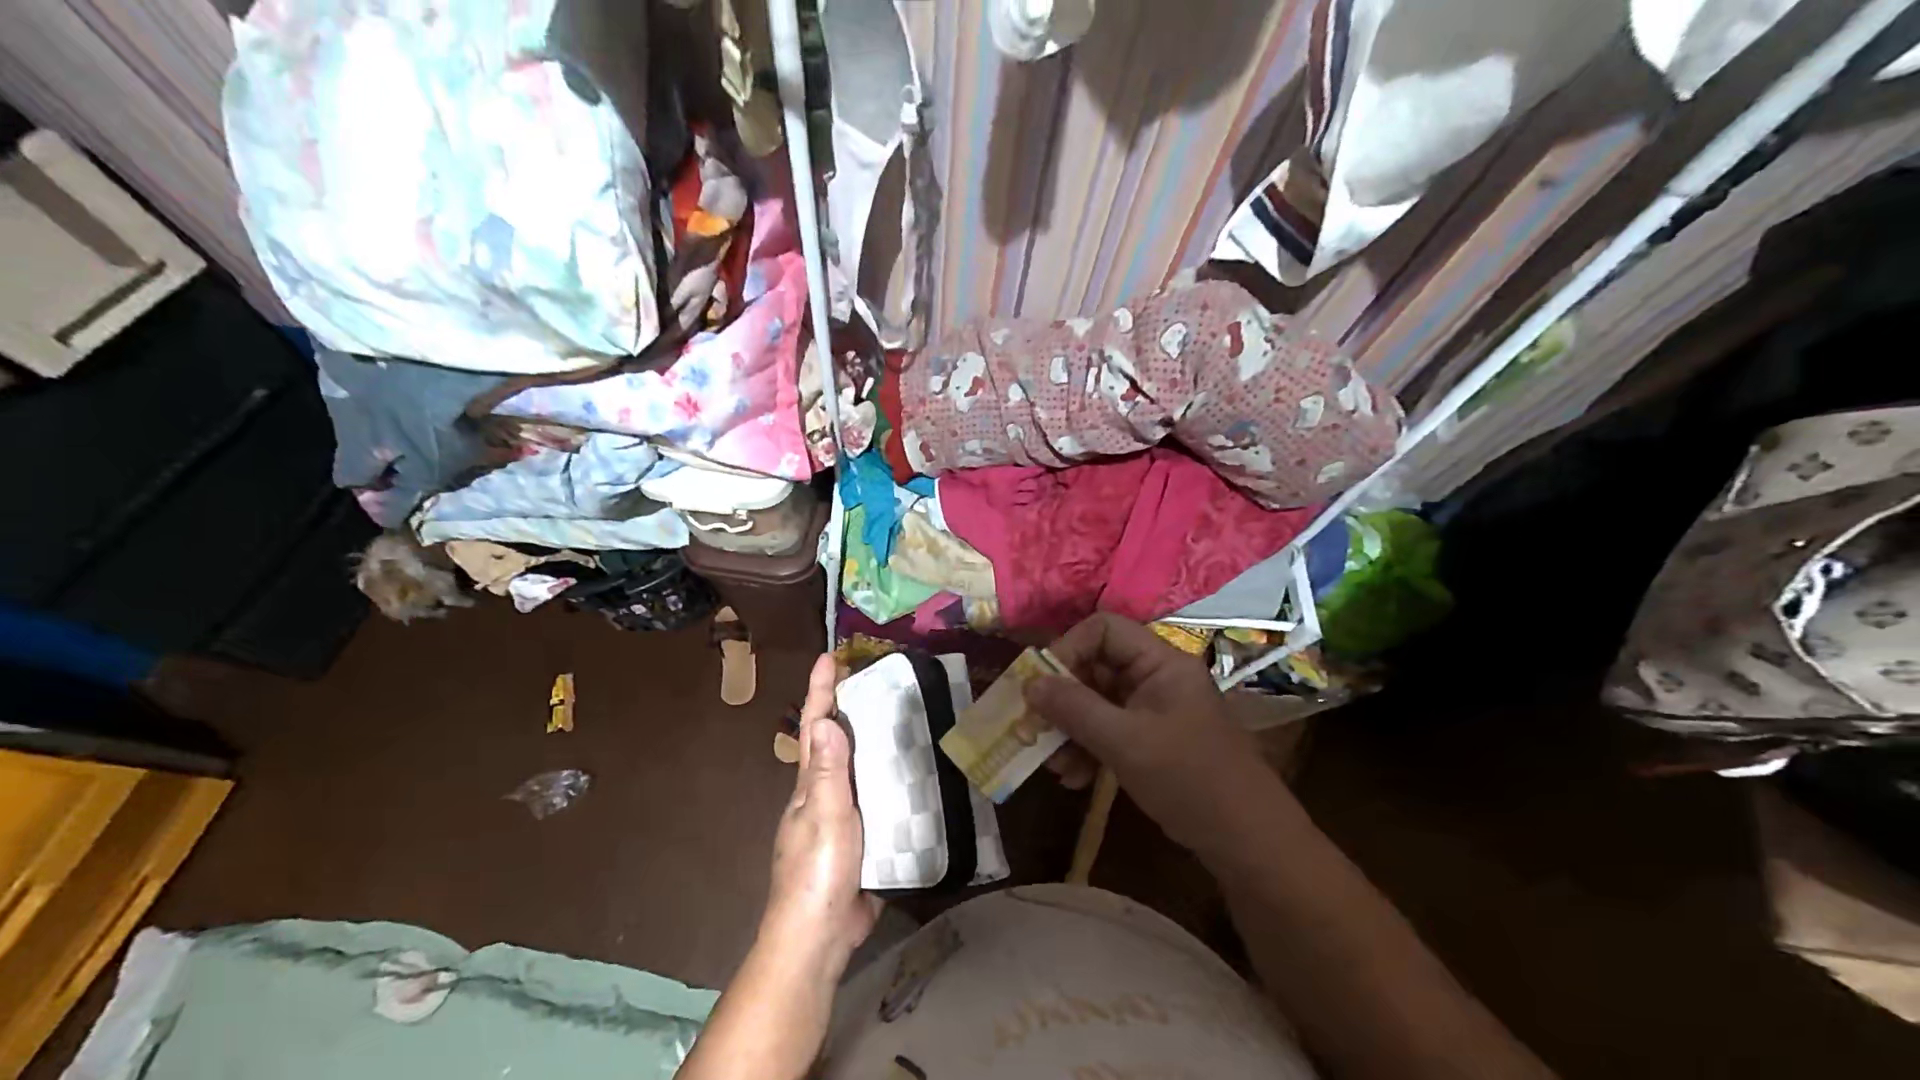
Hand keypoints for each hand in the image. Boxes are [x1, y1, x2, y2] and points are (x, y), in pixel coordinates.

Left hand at [761, 654, 881, 978]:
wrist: (821, 934)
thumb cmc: (817, 870)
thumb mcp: (826, 816)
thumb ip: (830, 772)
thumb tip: (826, 720)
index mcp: (810, 785)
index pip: (814, 727)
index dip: (820, 691)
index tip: (828, 657)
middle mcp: (823, 795)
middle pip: (835, 743)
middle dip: (847, 709)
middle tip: (874, 680)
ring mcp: (842, 819)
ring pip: (858, 771)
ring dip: (873, 743)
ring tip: (902, 718)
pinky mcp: (863, 841)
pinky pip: (878, 802)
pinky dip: (891, 782)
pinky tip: (915, 777)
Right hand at [1026, 613, 1286, 857]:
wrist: (1246, 840)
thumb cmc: (1189, 779)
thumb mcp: (1125, 742)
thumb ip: (1075, 708)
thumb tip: (1029, 683)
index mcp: (1161, 663)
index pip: (1104, 630)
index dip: (1068, 649)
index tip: (1042, 685)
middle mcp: (1157, 679)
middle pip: (1097, 667)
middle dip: (1063, 699)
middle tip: (1035, 725)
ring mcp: (1154, 711)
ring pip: (1098, 703)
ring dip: (1071, 730)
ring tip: (1053, 763)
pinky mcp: (1152, 742)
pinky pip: (1109, 731)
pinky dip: (1088, 750)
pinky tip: (1074, 778)